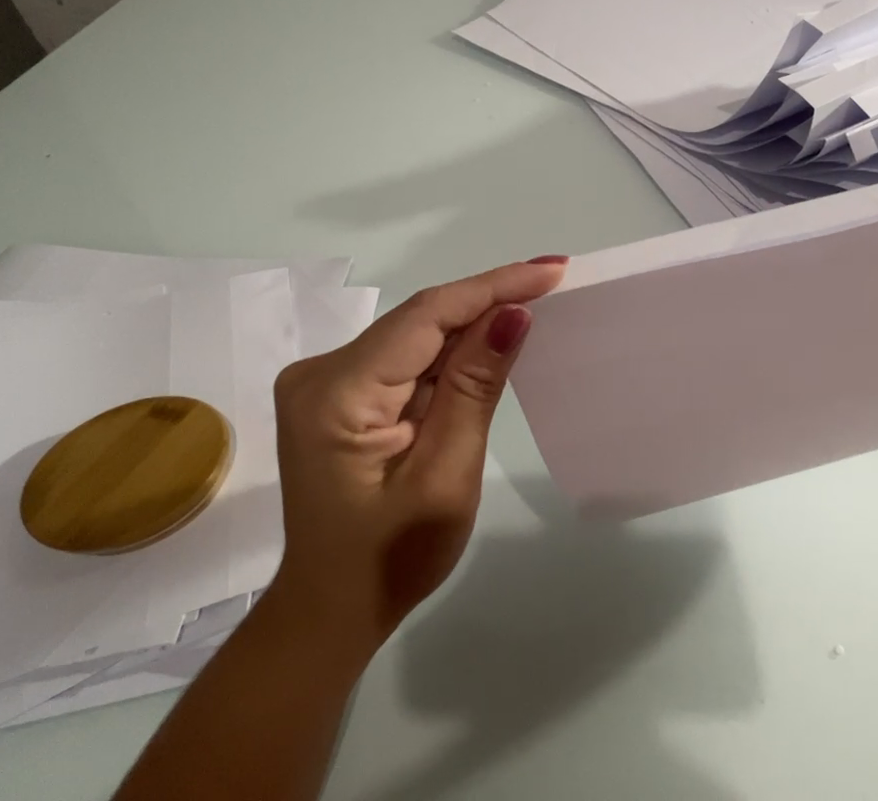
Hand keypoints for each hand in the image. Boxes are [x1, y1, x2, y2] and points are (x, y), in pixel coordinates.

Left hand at [264, 257, 566, 657]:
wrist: (333, 607)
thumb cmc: (393, 557)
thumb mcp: (445, 475)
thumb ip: (474, 388)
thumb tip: (512, 316)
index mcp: (337, 393)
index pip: (427, 317)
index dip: (493, 287)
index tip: (552, 270)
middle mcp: (321, 374)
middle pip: (421, 321)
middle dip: (489, 300)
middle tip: (556, 280)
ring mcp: (327, 385)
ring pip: (418, 338)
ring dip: (475, 326)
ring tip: (539, 304)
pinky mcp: (342, 399)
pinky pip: (409, 361)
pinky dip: (453, 355)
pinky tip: (493, 346)